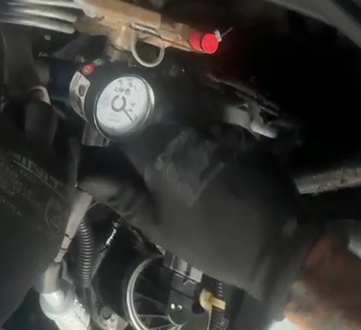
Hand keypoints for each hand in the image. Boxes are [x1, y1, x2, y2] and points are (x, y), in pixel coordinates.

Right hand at [0, 100, 80, 328]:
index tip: (1, 41)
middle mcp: (20, 141)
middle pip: (36, 103)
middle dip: (29, 102)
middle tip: (22, 107)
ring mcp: (46, 169)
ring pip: (58, 129)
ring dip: (48, 128)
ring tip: (40, 134)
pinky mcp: (63, 196)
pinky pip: (71, 162)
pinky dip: (63, 155)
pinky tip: (53, 160)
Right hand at [79, 124, 319, 316]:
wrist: (279, 247)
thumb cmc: (211, 240)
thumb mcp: (158, 226)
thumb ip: (120, 194)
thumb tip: (81, 172)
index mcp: (156, 150)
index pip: (118, 123)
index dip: (110, 129)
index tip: (109, 142)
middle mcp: (182, 129)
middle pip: (149, 114)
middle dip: (141, 125)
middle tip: (146, 155)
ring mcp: (213, 127)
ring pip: (180, 116)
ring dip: (172, 129)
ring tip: (179, 159)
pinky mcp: (238, 133)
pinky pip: (209, 125)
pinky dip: (203, 138)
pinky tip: (209, 163)